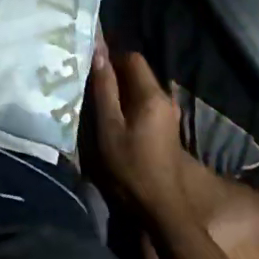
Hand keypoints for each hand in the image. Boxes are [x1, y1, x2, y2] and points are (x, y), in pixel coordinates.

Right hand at [88, 41, 189, 219]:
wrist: (162, 207)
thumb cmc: (131, 166)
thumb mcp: (109, 127)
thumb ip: (104, 88)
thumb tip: (98, 50)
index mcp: (151, 94)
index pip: (131, 57)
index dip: (111, 57)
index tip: (90, 67)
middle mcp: (164, 98)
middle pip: (137, 72)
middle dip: (114, 73)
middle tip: (90, 84)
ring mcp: (168, 113)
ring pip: (140, 88)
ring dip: (120, 90)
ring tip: (98, 101)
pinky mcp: (166, 127)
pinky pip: (145, 102)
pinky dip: (129, 103)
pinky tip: (114, 118)